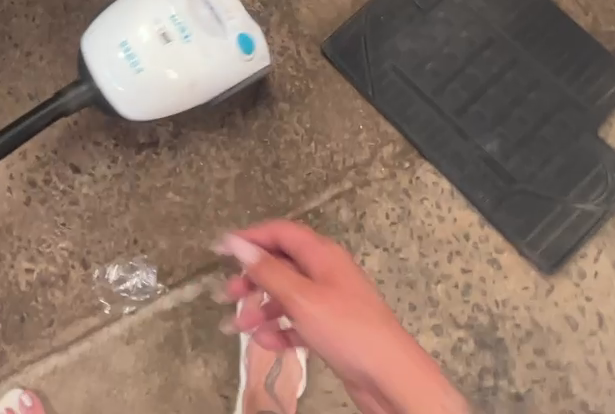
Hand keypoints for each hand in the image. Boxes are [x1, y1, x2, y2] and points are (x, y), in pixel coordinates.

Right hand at [216, 221, 467, 413]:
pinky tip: (266, 341)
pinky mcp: (332, 329)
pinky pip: (298, 321)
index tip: (220, 249)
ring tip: (239, 326)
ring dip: (261, 308)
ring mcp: (330, 301)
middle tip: (227, 294)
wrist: (393, 380)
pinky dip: (280, 329)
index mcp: (321, 254)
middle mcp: (325, 272)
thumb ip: (267, 270)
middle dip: (251, 278)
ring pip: (286, 295)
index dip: (249, 238)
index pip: (279, 232)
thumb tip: (237, 243)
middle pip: (280, 264)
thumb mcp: (301, 297)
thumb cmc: (348, 331)